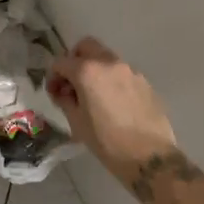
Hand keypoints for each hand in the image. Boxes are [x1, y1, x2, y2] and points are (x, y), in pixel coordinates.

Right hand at [46, 37, 179, 173]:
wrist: (149, 157)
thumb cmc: (106, 141)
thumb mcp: (76, 122)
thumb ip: (65, 100)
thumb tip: (65, 92)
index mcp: (87, 71)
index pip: (61, 62)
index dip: (53, 77)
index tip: (54, 93)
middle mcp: (109, 63)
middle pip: (86, 47)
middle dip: (74, 60)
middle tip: (72, 83)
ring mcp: (130, 71)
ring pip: (106, 59)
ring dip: (95, 69)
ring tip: (93, 95)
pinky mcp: (144, 82)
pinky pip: (121, 73)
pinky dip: (112, 80)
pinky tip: (113, 103)